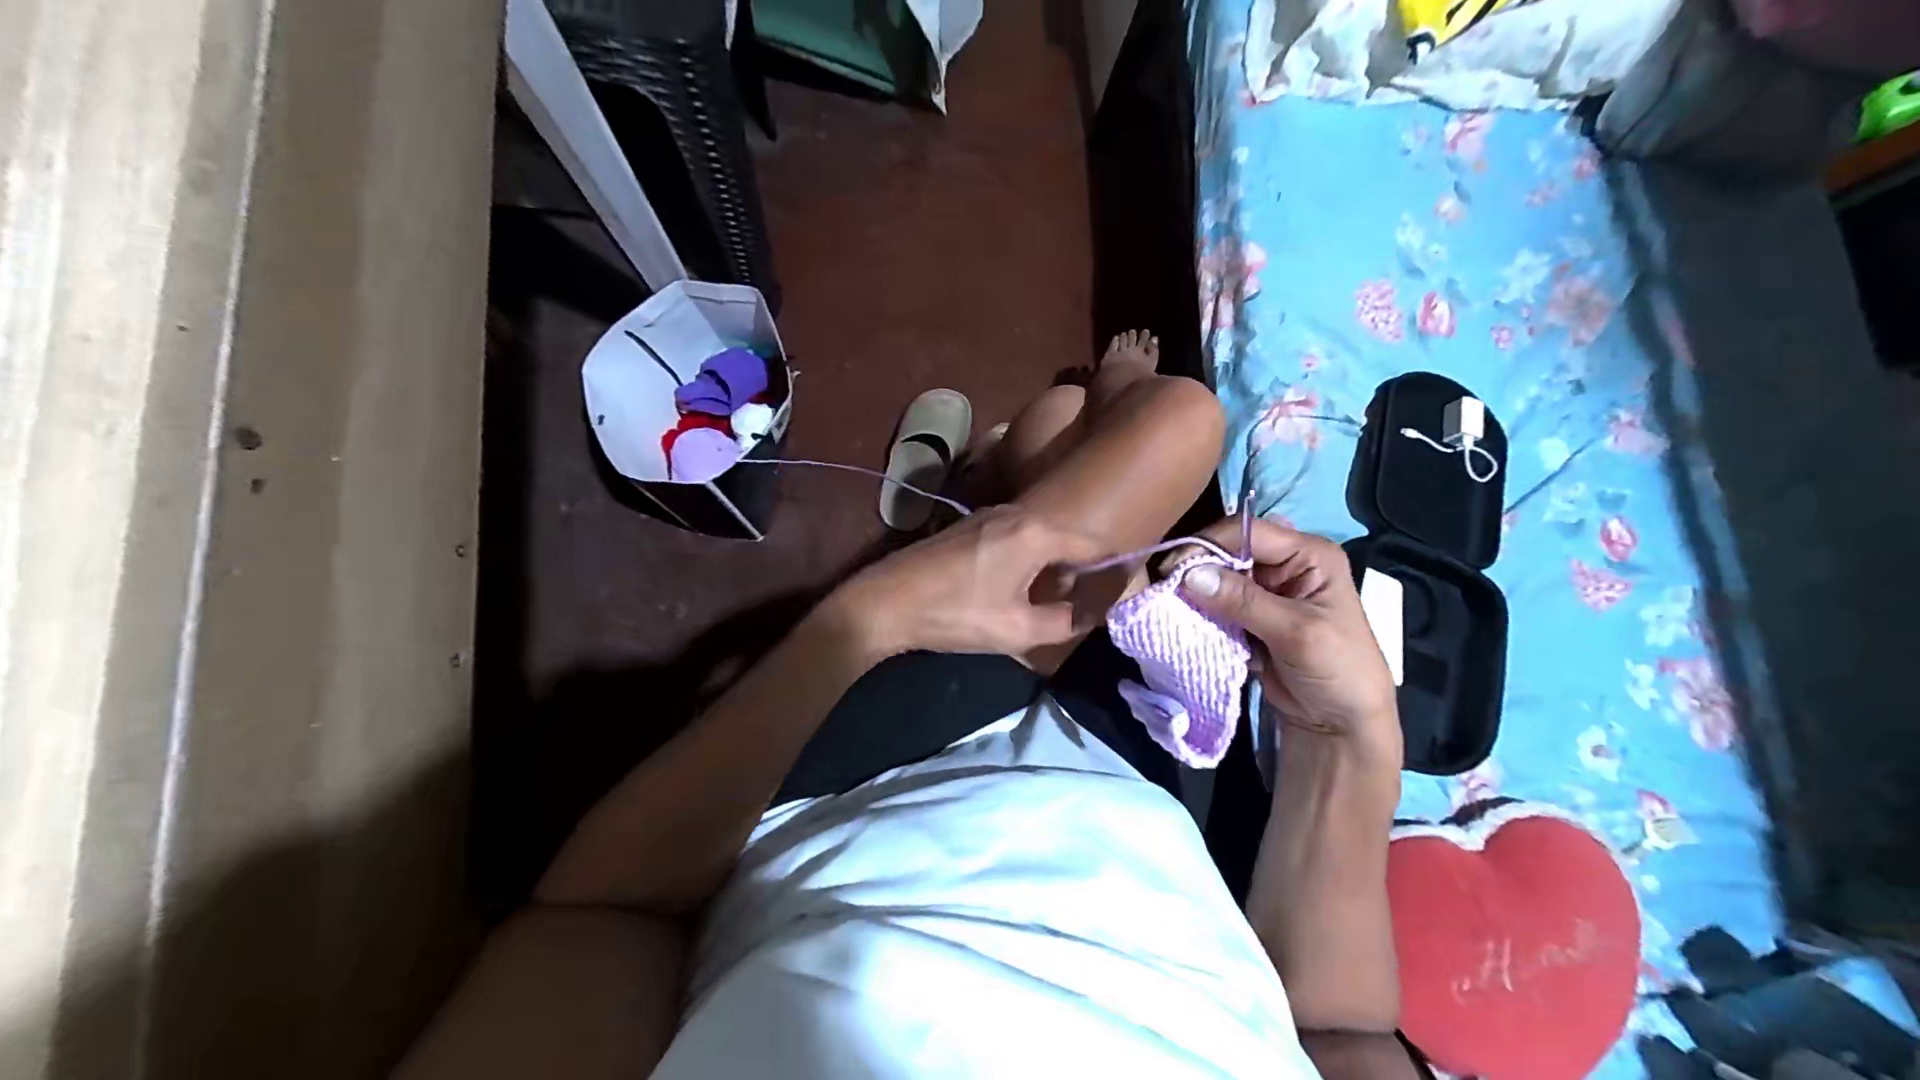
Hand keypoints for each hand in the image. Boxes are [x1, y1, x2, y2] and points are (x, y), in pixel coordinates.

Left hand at [826, 506, 1104, 658]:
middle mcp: (1014, 512)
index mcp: (1034, 532)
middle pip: (1064, 536)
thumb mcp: (1016, 630)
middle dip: (1077, 568)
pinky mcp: (966, 525)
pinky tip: (1012, 587)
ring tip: (1049, 599)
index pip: (1091, 544)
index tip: (1113, 595)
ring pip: (1037, 536)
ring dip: (1049, 564)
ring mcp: (986, 515)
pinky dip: (1024, 557)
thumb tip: (1087, 615)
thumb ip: (1063, 622)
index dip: (1109, 570)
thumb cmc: (956, 614)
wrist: (885, 602)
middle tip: (1081, 603)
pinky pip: (1013, 536)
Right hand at [1177, 518, 1398, 749]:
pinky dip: (1199, 611)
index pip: (1247, 532)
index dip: (1207, 544)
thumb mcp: (1296, 632)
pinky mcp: (1248, 615)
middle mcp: (1284, 564)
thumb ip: (1243, 601)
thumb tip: (1188, 575)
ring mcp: (1265, 590)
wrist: (1341, 723)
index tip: (1171, 570)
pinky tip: (1184, 620)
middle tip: (1163, 587)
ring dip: (1194, 591)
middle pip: (1226, 550)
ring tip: (1168, 604)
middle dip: (1195, 567)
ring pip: (1216, 577)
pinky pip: (1214, 603)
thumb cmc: (1338, 670)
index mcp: (1308, 554)